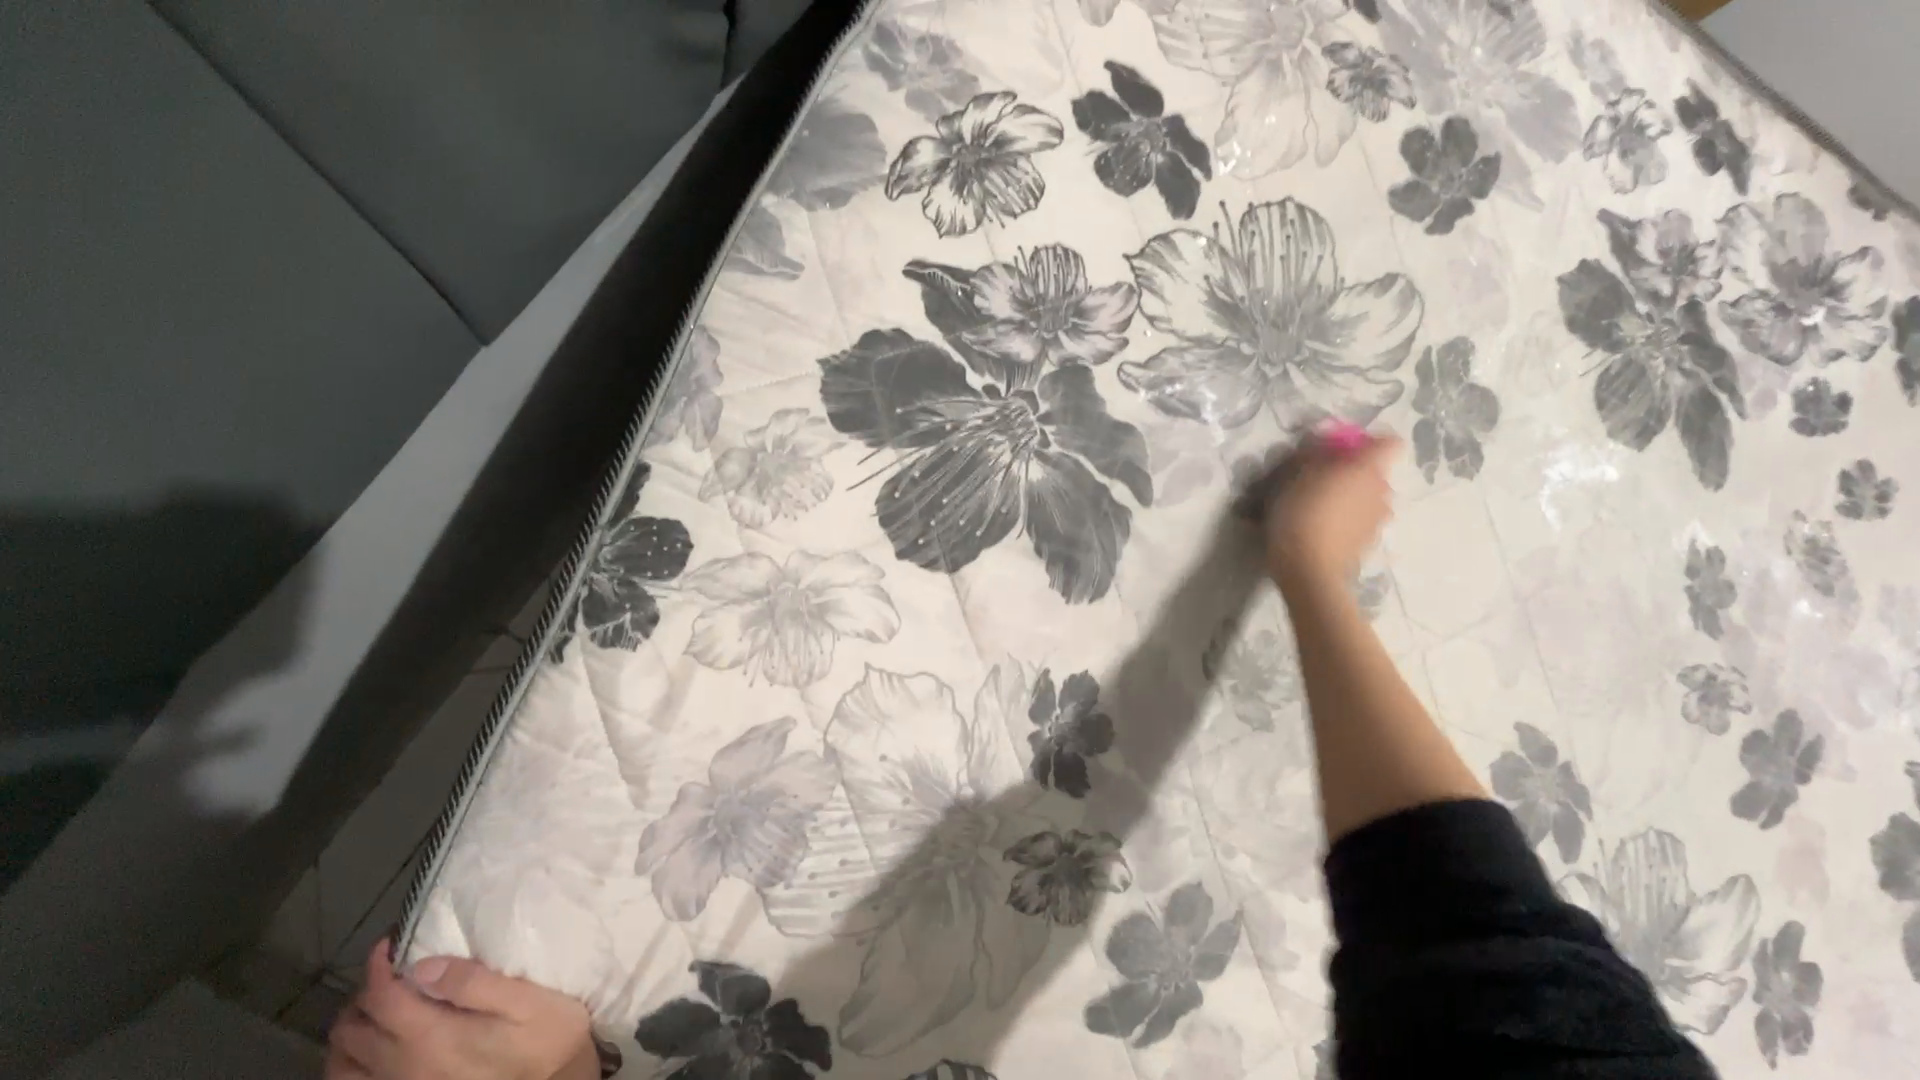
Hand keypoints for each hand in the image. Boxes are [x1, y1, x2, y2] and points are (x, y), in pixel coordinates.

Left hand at [326, 941, 598, 1079]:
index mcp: (432, 1037)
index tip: (392, 942)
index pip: (381, 998)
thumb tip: (422, 966)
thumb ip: (475, 983)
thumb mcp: (526, 1001)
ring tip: (378, 1006)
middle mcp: (403, 1067)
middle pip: (352, 1030)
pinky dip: (349, 1064)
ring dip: (350, 1030)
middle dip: (363, 993)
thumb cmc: (544, 1036)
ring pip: (342, 1062)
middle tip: (393, 970)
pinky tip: (371, 1048)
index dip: (377, 965)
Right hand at [1261, 433, 1400, 590]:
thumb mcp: (1294, 474)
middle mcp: (1383, 490)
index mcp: (1368, 469)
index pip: (1389, 443)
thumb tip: (1326, 446)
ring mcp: (1379, 518)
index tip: (1340, 451)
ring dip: (1350, 498)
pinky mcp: (1371, 541)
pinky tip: (1322, 531)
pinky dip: (1347, 520)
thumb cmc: (1299, 515)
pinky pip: (1362, 520)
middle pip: (1374, 472)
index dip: (1367, 443)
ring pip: (1368, 497)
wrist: (1308, 569)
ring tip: (1319, 510)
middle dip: (1352, 473)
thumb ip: (1315, 454)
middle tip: (1319, 482)